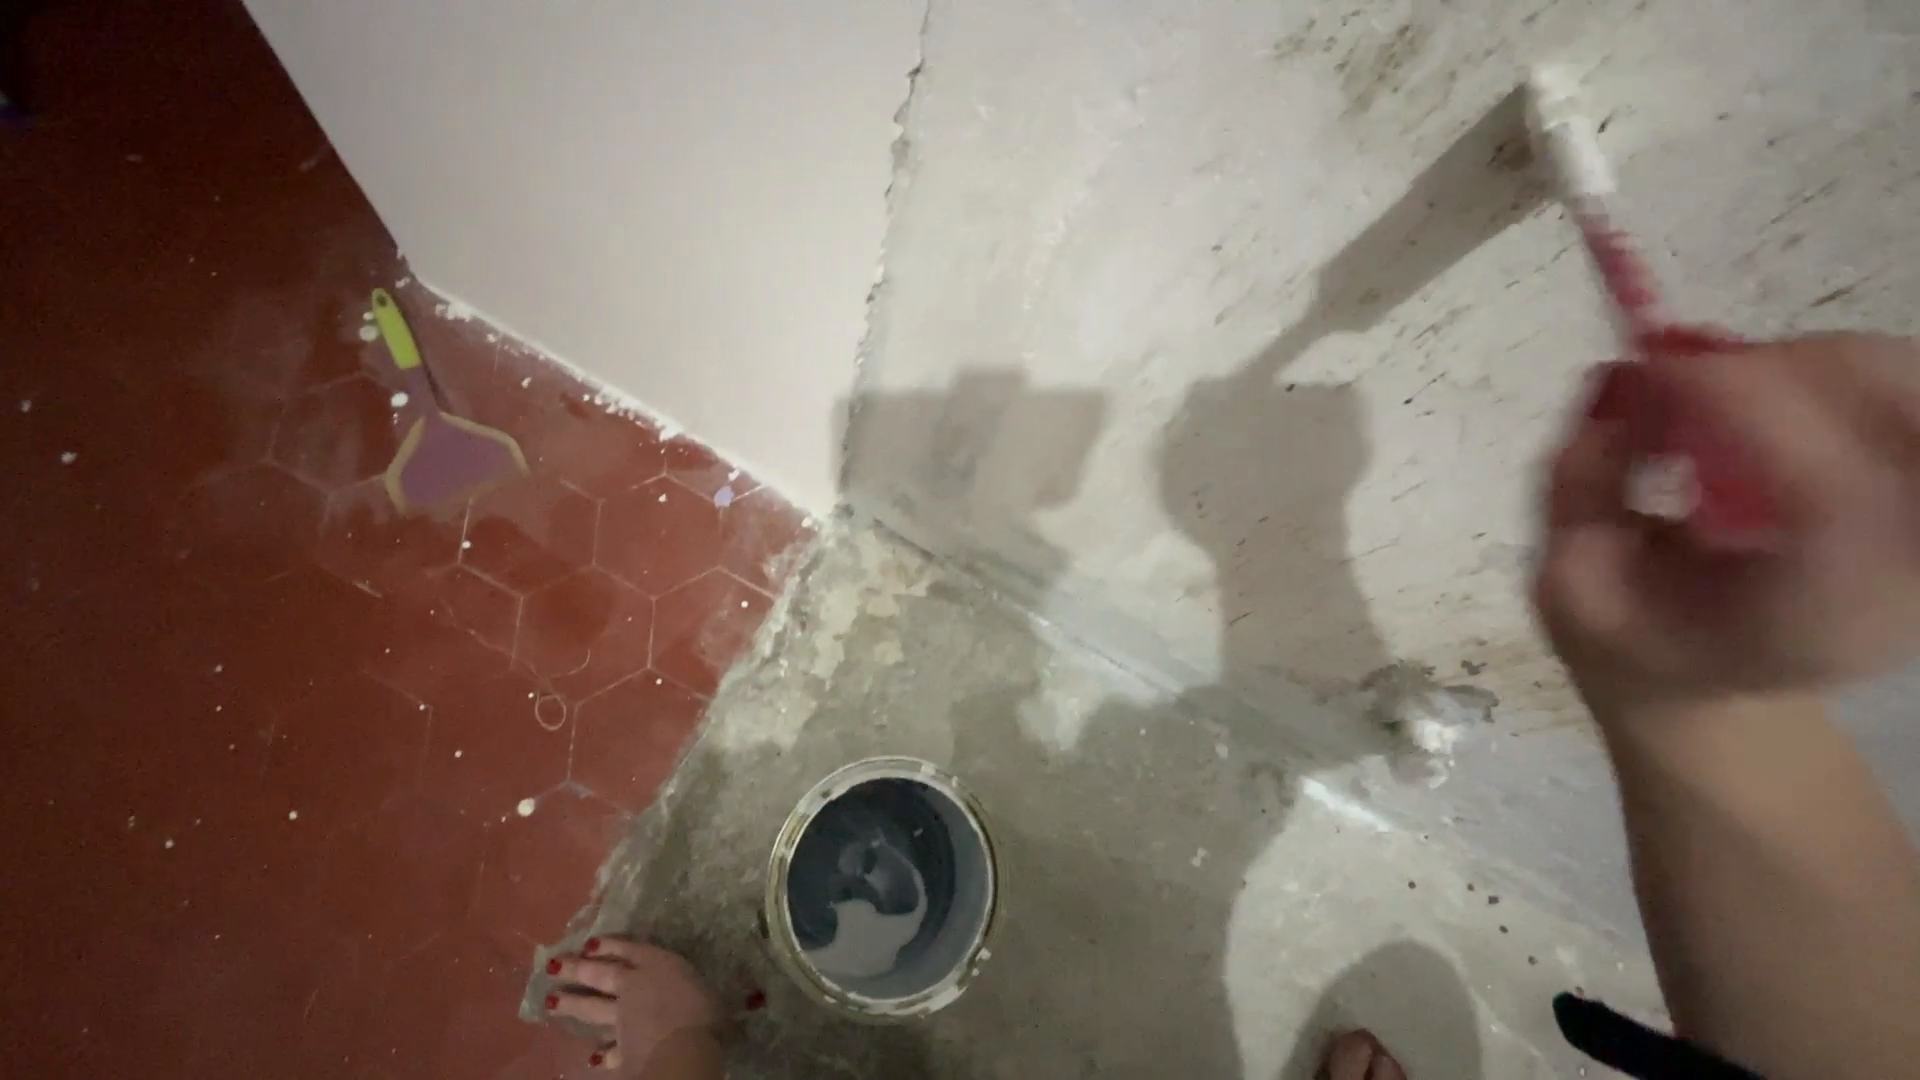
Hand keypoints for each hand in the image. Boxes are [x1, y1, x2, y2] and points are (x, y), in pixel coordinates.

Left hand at [546, 937, 719, 1074]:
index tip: (589, 943)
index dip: (609, 945)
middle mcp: (633, 987)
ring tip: (550, 1001)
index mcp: (657, 964)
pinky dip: (601, 1053)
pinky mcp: (621, 1048)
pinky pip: (609, 1050)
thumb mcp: (700, 985)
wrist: (681, 1049)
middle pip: (600, 975)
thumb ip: (686, 985)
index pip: (628, 949)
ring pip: (593, 1009)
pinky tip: (592, 1057)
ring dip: (571, 1005)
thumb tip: (688, 989)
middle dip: (576, 969)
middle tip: (553, 965)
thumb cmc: (701, 1008)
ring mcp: (623, 1019)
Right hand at [1535, 333, 1919, 714]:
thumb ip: (1581, 495)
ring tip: (1703, 398)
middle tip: (1669, 378)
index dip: (1753, 409)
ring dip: (1793, 367)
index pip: (1834, 498)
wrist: (1710, 676)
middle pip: (1898, 416)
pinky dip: (1822, 373)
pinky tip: (1752, 405)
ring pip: (1905, 384)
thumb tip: (1616, 383)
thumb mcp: (1568, 586)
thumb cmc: (1631, 639)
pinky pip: (1899, 391)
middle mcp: (1915, 572)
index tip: (1654, 366)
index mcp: (1817, 620)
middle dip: (1775, 370)